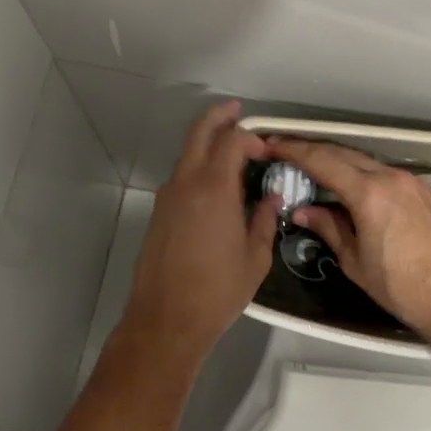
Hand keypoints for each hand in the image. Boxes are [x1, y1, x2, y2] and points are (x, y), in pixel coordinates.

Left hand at [122, 101, 278, 357]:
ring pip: (187, 154)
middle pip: (200, 133)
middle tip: (237, 111)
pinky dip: (198, 167)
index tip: (266, 150)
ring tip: (232, 152)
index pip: (231, 140)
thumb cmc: (217, 290)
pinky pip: (180, 177)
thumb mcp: (255, 258)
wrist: (166, 320)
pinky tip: (216, 186)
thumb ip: (264, 220)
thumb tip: (271, 199)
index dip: (250, 136)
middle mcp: (187, 183)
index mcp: (214, 188)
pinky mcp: (159, 212)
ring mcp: (168, 196)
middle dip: (219, 117)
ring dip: (207, 143)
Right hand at [267, 137, 430, 341]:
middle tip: (284, 151)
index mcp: (369, 194)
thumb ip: (329, 228)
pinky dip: (361, 172)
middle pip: (342, 153)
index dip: (294, 151)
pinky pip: (384, 173)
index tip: (272, 146)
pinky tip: (349, 183)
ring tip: (312, 166)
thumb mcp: (356, 262)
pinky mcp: (424, 189)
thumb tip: (303, 210)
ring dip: (337, 160)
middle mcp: (390, 177)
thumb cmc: (402, 288)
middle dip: (311, 150)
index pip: (323, 161)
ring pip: (365, 161)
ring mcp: (410, 180)